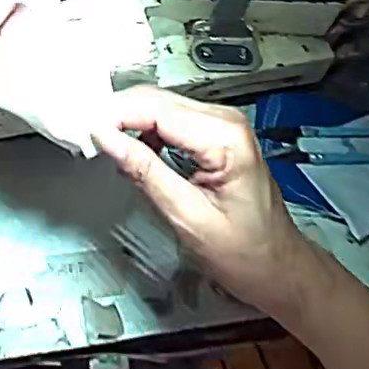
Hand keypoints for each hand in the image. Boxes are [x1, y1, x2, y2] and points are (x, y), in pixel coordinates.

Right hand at [93, 85, 324, 318]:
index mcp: (225, 137)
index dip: (116, 116)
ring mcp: (219, 120)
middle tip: (90, 137)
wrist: (280, 268)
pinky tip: (133, 149)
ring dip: (128, 121)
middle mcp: (224, 119)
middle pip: (154, 100)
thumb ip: (145, 172)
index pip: (156, 110)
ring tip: (107, 145)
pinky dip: (143, 127)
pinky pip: (167, 115)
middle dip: (118, 115)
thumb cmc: (247, 253)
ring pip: (157, 103)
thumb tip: (106, 138)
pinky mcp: (211, 128)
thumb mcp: (188, 218)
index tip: (88, 131)